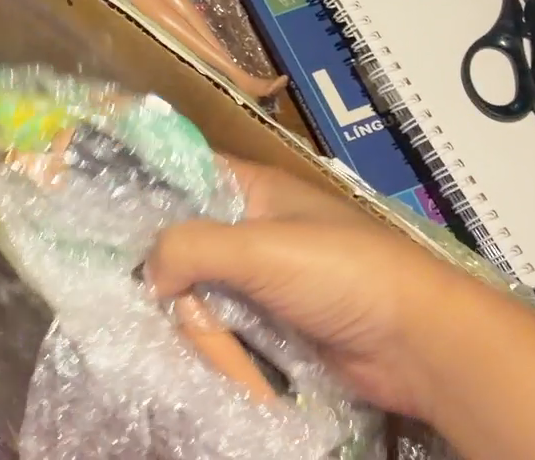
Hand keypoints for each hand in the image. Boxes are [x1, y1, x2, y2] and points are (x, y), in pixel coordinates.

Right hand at [147, 158, 482, 418]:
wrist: (422, 347)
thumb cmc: (341, 272)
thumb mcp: (259, 248)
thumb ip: (191, 248)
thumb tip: (148, 275)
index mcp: (247, 188)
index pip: (180, 172)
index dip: (147, 190)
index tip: (112, 222)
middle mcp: (246, 228)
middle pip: (180, 244)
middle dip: (177, 282)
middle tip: (175, 305)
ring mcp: (257, 279)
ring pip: (197, 293)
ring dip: (205, 327)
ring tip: (227, 349)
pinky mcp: (269, 324)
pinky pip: (223, 329)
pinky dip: (221, 348)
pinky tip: (228, 362)